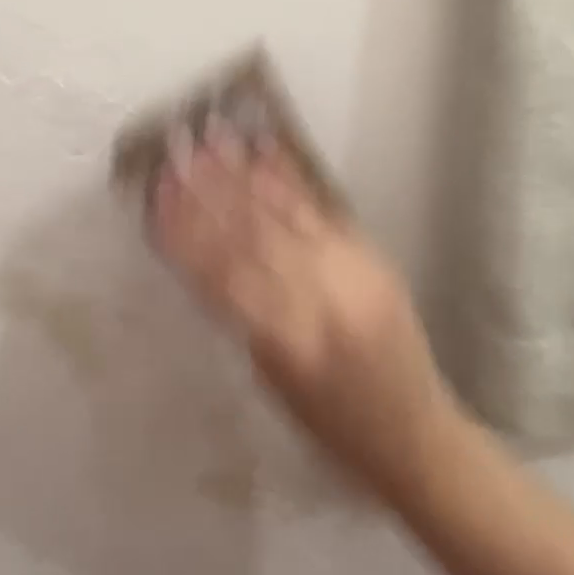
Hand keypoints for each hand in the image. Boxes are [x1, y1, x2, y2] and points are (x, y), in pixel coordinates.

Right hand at [148, 131, 460, 501]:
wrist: (416, 436)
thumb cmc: (331, 429)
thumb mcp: (273, 385)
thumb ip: (245, 321)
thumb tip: (207, 265)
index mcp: (290, 343)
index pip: (225, 277)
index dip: (188, 235)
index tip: (157, 197)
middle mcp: (324, 301)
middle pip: (255, 237)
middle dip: (212, 191)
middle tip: (179, 150)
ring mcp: (355, 275)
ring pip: (288, 218)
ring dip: (248, 175)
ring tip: (215, 138)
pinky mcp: (376, 261)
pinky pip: (326, 216)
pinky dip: (293, 184)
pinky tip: (269, 156)